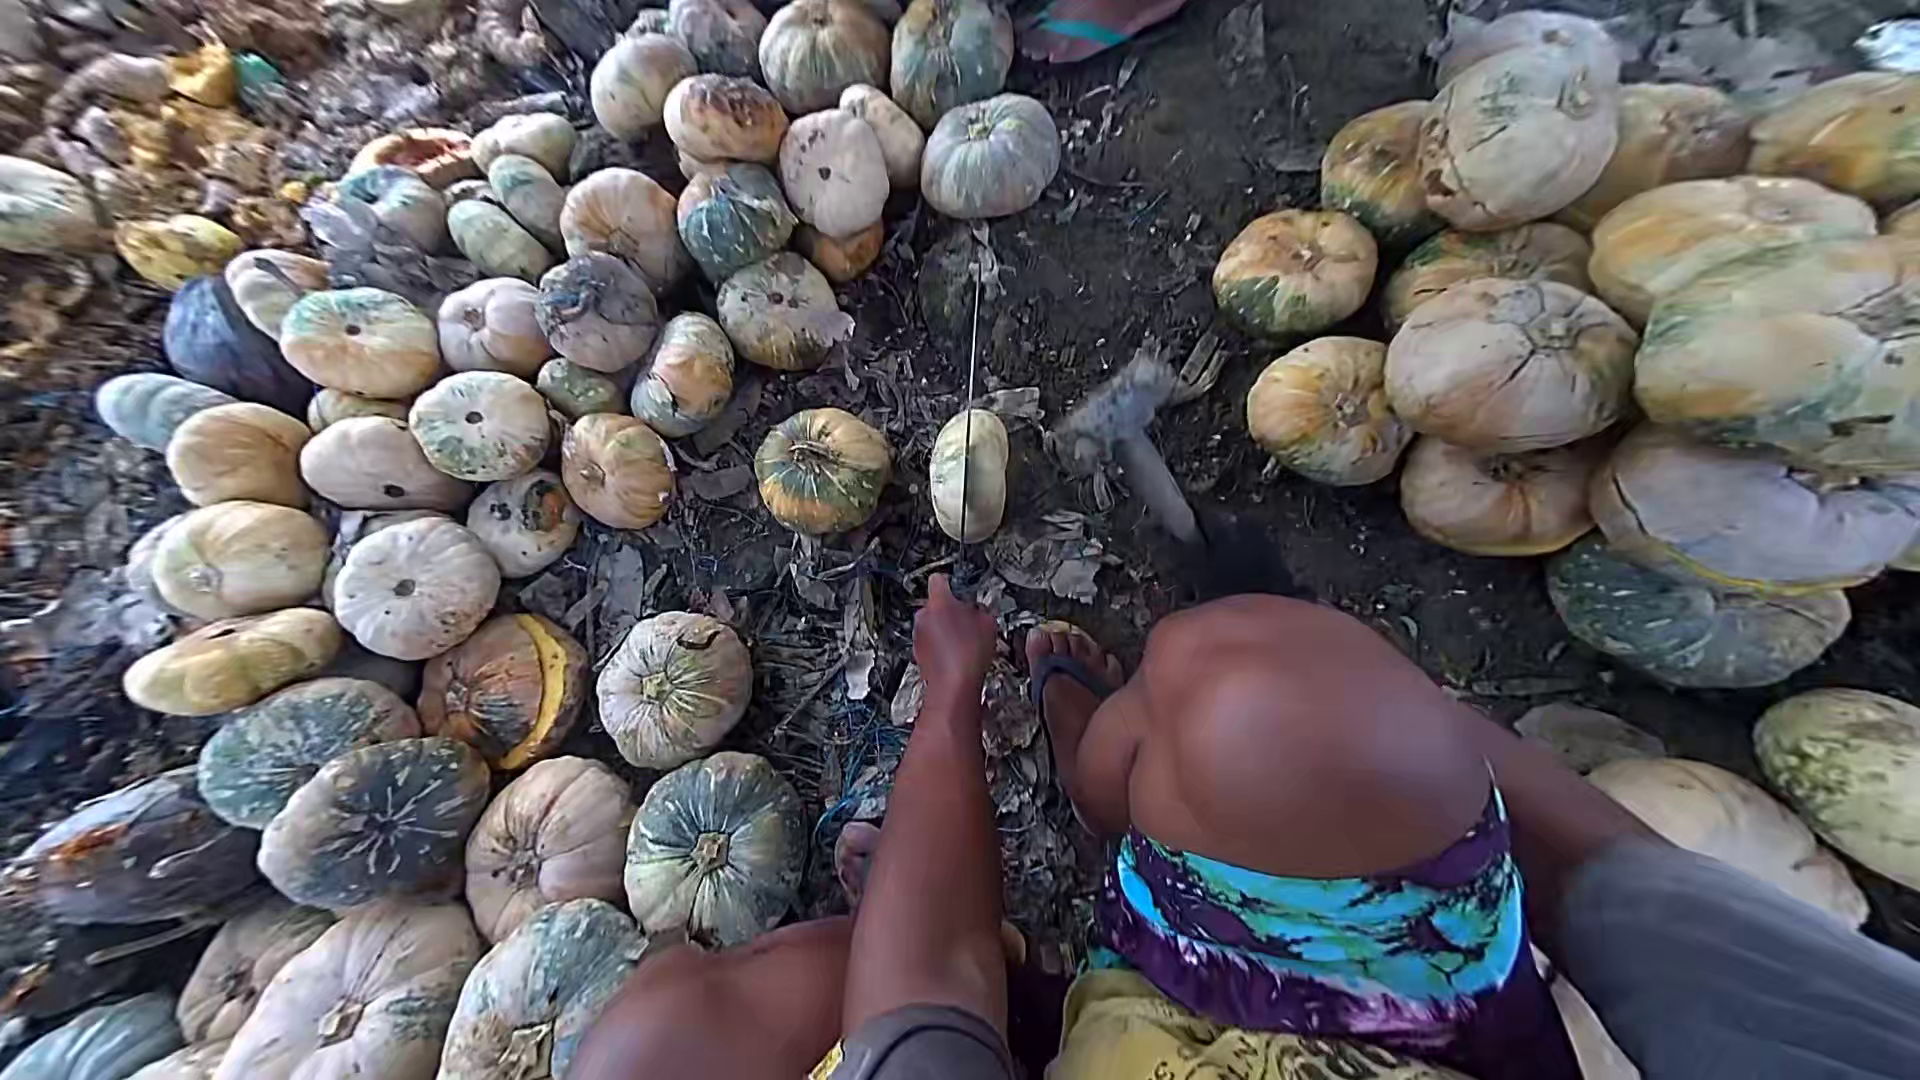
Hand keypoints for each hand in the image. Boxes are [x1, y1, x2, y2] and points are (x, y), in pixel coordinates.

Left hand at [914, 574, 996, 702]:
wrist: (953, 687)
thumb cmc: (968, 655)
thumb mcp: (988, 623)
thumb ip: (980, 609)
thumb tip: (979, 610)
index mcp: (939, 601)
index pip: (939, 579)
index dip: (950, 582)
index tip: (958, 586)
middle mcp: (923, 616)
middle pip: (935, 603)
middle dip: (950, 610)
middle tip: (969, 619)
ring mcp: (919, 635)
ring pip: (932, 623)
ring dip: (945, 629)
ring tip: (965, 641)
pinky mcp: (918, 653)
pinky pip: (930, 642)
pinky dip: (940, 646)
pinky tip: (957, 655)